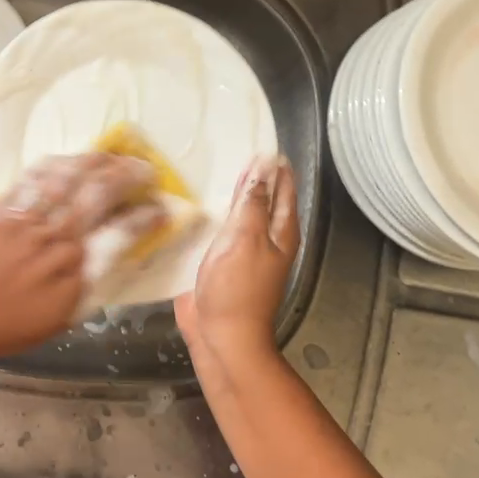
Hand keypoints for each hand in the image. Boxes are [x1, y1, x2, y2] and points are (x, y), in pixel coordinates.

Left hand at [0, 153, 162, 364]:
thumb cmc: (7, 327)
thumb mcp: (61, 317)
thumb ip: (90, 285)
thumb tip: (113, 258)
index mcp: (75, 271)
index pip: (122, 234)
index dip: (146, 217)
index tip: (161, 207)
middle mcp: (56, 239)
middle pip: (98, 196)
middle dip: (127, 177)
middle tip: (144, 170)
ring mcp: (27, 220)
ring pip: (67, 180)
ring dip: (95, 162)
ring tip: (113, 154)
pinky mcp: (1, 209)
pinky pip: (31, 180)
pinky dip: (53, 165)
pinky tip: (67, 159)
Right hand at [176, 155, 298, 363]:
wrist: (221, 335)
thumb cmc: (237, 287)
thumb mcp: (246, 238)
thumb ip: (252, 202)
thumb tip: (264, 167)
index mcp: (280, 231)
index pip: (282, 189)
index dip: (274, 167)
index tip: (263, 143)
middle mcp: (266, 238)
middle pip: (263, 200)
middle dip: (254, 177)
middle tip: (239, 150)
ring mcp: (243, 251)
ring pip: (240, 214)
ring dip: (231, 195)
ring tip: (216, 171)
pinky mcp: (220, 262)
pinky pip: (219, 231)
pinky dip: (212, 215)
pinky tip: (196, 206)